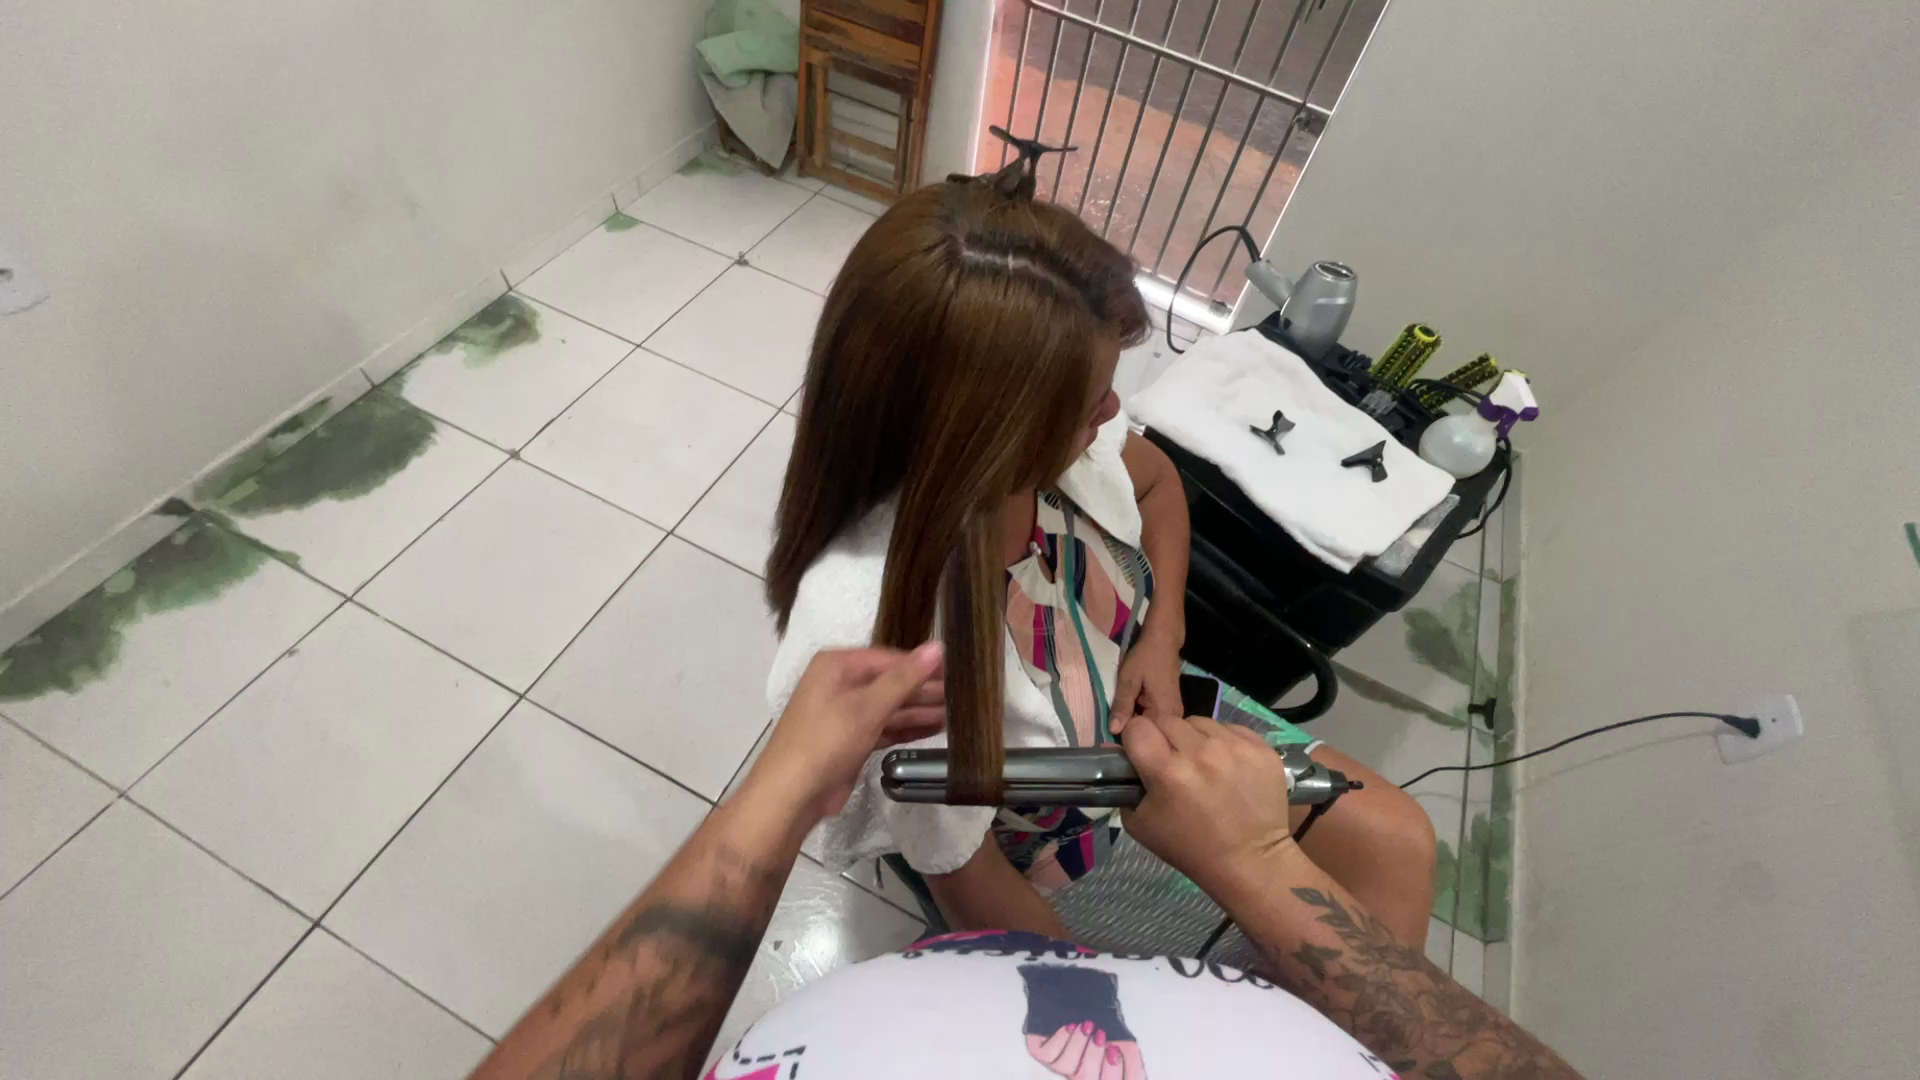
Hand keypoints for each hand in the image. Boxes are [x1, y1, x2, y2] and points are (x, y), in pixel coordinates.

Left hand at [745, 644, 944, 820]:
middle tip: (962, 693)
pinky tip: (935, 729)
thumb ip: (904, 678)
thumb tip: (938, 646)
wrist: (790, 797)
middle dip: (924, 690)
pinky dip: (906, 728)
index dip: (922, 665)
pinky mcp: (851, 739)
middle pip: (890, 682)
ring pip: (890, 706)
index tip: (956, 669)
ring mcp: (845, 713)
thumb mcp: (867, 707)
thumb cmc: (825, 742)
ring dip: (920, 710)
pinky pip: (884, 727)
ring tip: (957, 712)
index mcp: (837, 666)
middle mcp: (840, 684)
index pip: (889, 658)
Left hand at [1027, 1022, 1147, 1078]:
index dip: (1112, 1073)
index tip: (1115, 1049)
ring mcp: (1060, 1064)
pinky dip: (1062, 1040)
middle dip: (1096, 1058)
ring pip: (1069, 1068)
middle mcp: (1080, 1074)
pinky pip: (1050, 1055)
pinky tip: (1070, 1025)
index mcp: (1100, 1075)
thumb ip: (1134, 1064)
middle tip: (1102, 1035)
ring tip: (1087, 1025)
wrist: (1075, 994)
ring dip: (1080, 1044)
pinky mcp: (1041, 1051)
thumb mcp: (1124, 1042)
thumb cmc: (1101, 1021)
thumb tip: (1141, 1078)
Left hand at [1110, 629, 1181, 730]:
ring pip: (1152, 727)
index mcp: (1164, 714)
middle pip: (1150, 734)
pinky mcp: (1171, 708)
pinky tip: (1132, 711)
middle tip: (1114, 726)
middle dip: (1132, 731)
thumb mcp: (1128, 680)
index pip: (1145, 737)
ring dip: (1137, 723)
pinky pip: (1155, 719)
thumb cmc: (1146, 657)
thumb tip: (1113, 731)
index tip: (1112, 734)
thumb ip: (1122, 705)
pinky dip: (1142, 716)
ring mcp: (1175, 714)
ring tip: (1122, 719)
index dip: (1127, 736)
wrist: (1163, 640)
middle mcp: (1174, 718)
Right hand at [1120, 713, 1297, 895]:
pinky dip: (1222, 742)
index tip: (1142, 754)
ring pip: (1198, 721)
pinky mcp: (1260, 748)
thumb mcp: (1139, 823)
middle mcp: (1201, 753)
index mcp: (1168, 771)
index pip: (1137, 727)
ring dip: (1194, 738)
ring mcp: (1234, 747)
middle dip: (1163, 738)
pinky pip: (1229, 728)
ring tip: (1203, 765)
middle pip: (1166, 720)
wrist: (1251, 861)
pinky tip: (1226, 766)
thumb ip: (1126, 785)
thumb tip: (1122, 756)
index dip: (1135, 740)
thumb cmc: (1190, 847)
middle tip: (1172, 762)